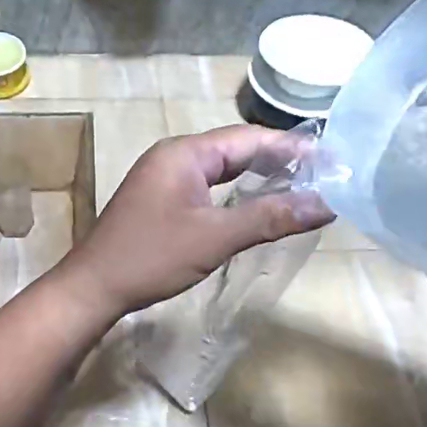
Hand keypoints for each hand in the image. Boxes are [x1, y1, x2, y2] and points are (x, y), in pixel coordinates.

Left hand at [53, 124, 334, 317]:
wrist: (94, 287)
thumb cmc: (151, 258)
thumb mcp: (215, 238)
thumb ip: (270, 218)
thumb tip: (325, 204)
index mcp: (185, 153)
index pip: (249, 138)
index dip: (292, 148)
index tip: (331, 159)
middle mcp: (174, 156)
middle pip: (236, 150)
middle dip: (278, 160)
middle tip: (322, 174)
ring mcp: (164, 178)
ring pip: (221, 170)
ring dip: (258, 177)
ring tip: (299, 188)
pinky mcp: (160, 201)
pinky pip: (207, 188)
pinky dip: (235, 194)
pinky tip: (255, 206)